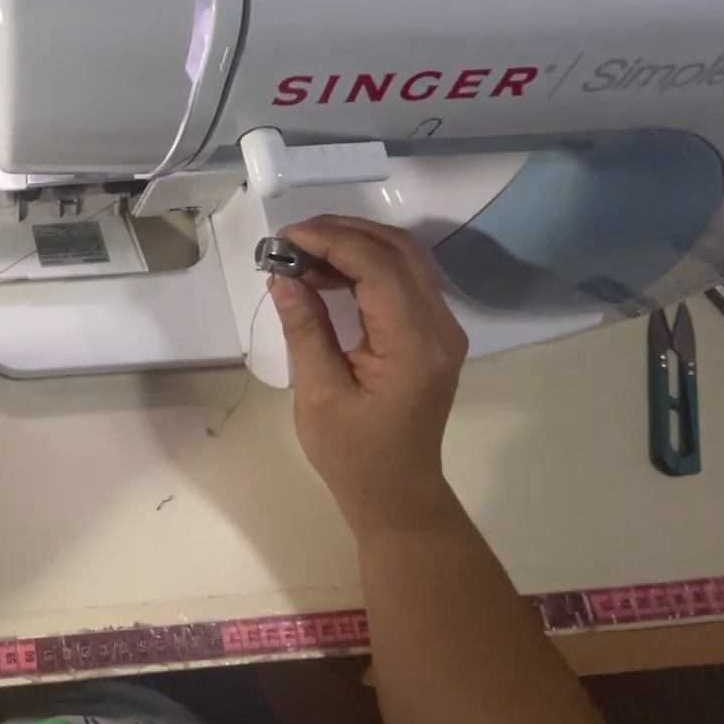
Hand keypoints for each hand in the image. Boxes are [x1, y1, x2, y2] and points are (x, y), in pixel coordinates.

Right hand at [269, 216, 468, 536]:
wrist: (395, 491)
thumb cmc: (352, 451)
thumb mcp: (318, 392)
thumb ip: (304, 328)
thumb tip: (283, 276)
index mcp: (413, 344)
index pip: (378, 267)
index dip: (330, 241)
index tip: (283, 239)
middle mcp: (439, 327)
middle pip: (397, 251)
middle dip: (340, 233)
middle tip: (288, 240)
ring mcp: (440, 327)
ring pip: (402, 258)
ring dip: (351, 243)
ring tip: (300, 253)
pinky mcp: (430, 332)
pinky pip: (401, 278)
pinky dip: (362, 264)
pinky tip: (325, 273)